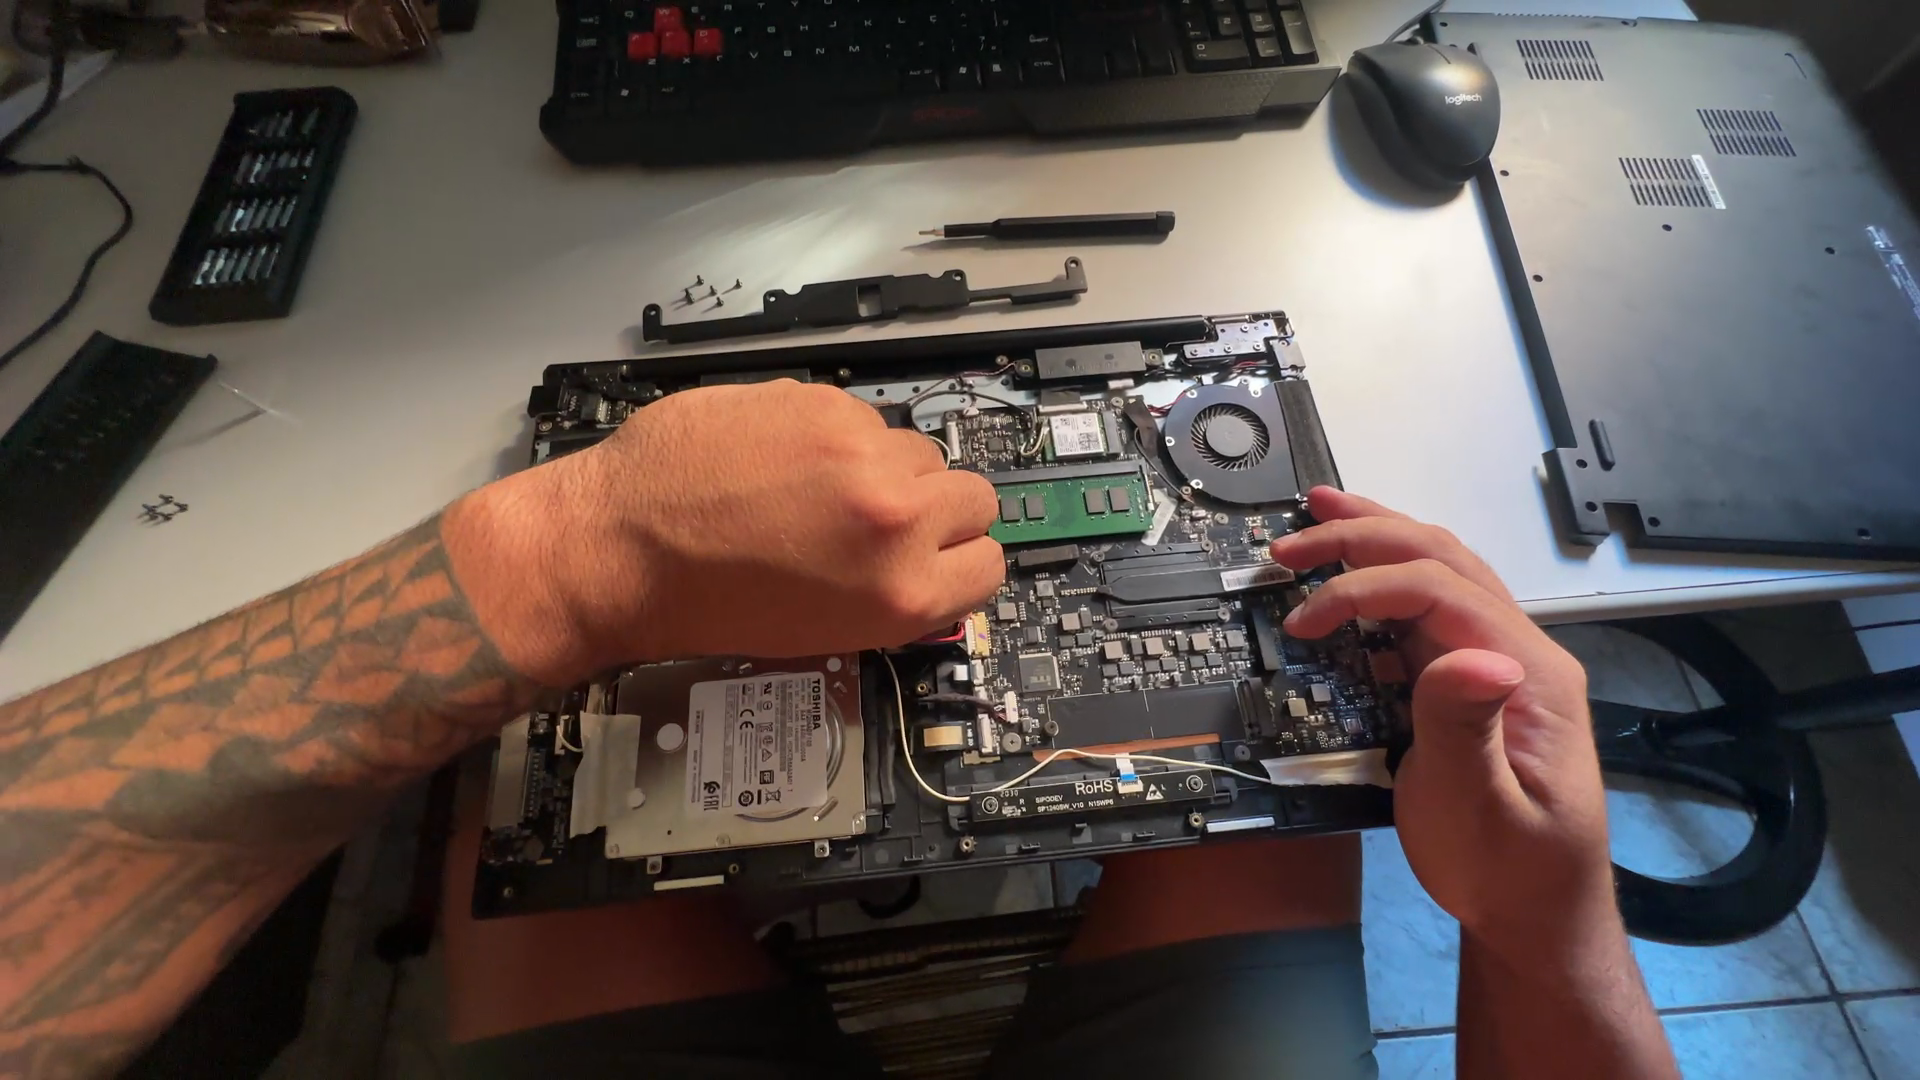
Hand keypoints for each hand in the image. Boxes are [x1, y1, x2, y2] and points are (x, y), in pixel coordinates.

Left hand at [445, 379, 1003, 682]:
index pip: (990, 564)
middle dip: (938, 511)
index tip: (940, 554)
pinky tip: (789, 459)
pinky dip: (840, 437)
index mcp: (903, 593)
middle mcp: (897, 518)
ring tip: (823, 488)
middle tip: (887, 518)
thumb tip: (940, 562)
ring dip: (888, 469)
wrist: (622, 548)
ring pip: (920, 451)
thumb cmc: (714, 605)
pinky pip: (864, 418)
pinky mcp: (821, 402)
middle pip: (975, 497)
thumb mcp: (831, 632)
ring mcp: (861, 451)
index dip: (962, 560)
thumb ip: (903, 594)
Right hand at [1269, 488, 1613, 956]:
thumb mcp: (1484, 810)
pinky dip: (1381, 573)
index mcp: (1528, 672)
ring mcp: (1494, 659)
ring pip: (1437, 568)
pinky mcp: (1467, 675)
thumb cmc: (1506, 867)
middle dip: (1363, 535)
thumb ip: (1472, 729)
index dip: (1360, 589)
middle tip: (1294, 537)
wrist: (1533, 911)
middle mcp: (1516, 649)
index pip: (1437, 590)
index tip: (1300, 621)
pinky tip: (1350, 572)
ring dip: (1376, 535)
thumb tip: (1473, 655)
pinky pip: (1424, 604)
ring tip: (1322, 513)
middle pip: (1441, 558)